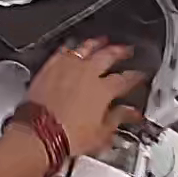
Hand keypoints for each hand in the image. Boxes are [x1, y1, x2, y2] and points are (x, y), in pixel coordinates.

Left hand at [21, 39, 144, 158]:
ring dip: (96, 43)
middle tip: (126, 49)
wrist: (38, 133)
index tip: (139, 75)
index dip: (135, 76)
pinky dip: (70, 48)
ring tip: (102, 40)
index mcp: (103, 89)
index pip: (125, 79)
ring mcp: (67, 68)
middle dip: (120, 51)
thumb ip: (118, 118)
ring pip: (85, 48)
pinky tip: (71, 47)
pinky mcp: (49, 68)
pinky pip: (63, 52)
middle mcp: (87, 74)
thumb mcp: (101, 134)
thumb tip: (130, 113)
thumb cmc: (66, 136)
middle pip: (108, 56)